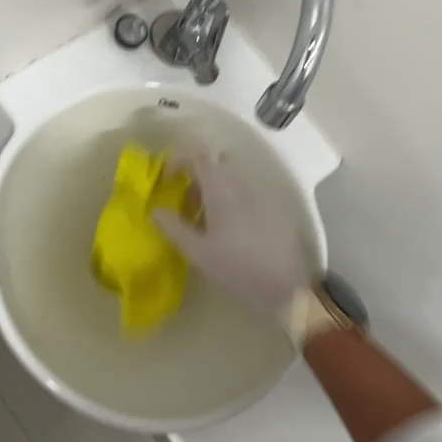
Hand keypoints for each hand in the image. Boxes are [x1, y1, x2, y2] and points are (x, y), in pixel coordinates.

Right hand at [151, 151, 311, 319]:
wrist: (287, 286)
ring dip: (214, 189)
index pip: (198, 154)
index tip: (167, 180)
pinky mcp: (272, 209)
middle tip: (185, 202)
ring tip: (204, 220)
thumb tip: (155, 211)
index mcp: (221, 189)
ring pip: (232, 178)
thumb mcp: (198, 252)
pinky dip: (230, 201)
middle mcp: (242, 184)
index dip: (178, 160)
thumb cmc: (237, 267)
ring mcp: (260, 195)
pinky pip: (245, 193)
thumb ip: (174, 228)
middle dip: (196, 176)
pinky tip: (228, 232)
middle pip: (216, 163)